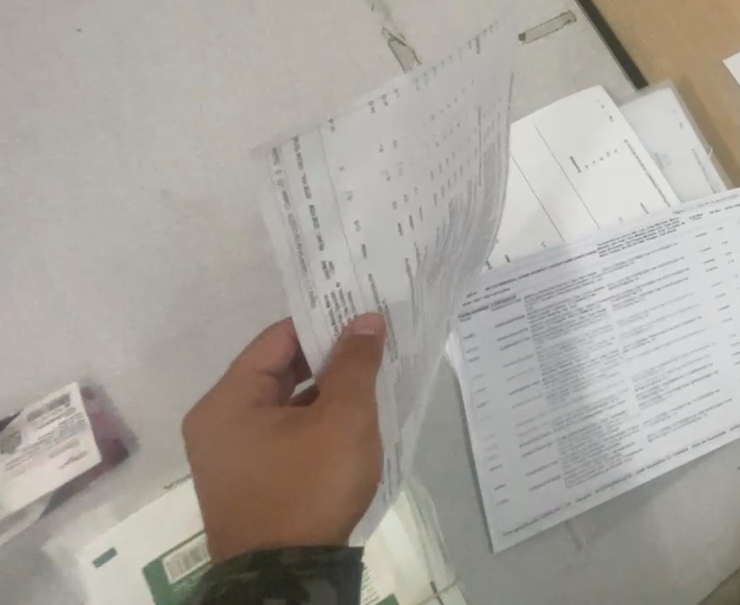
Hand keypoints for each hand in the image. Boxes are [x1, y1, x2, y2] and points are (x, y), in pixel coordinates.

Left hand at [183, 314, 387, 560]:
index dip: (325, 319)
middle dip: (333, 346)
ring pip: (292, 392)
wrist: (289, 568)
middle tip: (381, 328)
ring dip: (334, 376)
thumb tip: (367, 319)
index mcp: (227, 403)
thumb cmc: (310, 483)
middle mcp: (222, 420)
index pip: (278, 338)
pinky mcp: (260, 466)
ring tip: (381, 360)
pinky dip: (326, 404)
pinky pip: (294, 418)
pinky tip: (364, 399)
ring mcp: (239, 447)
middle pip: (282, 364)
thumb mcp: (344, 416)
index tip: (369, 307)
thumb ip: (356, 362)